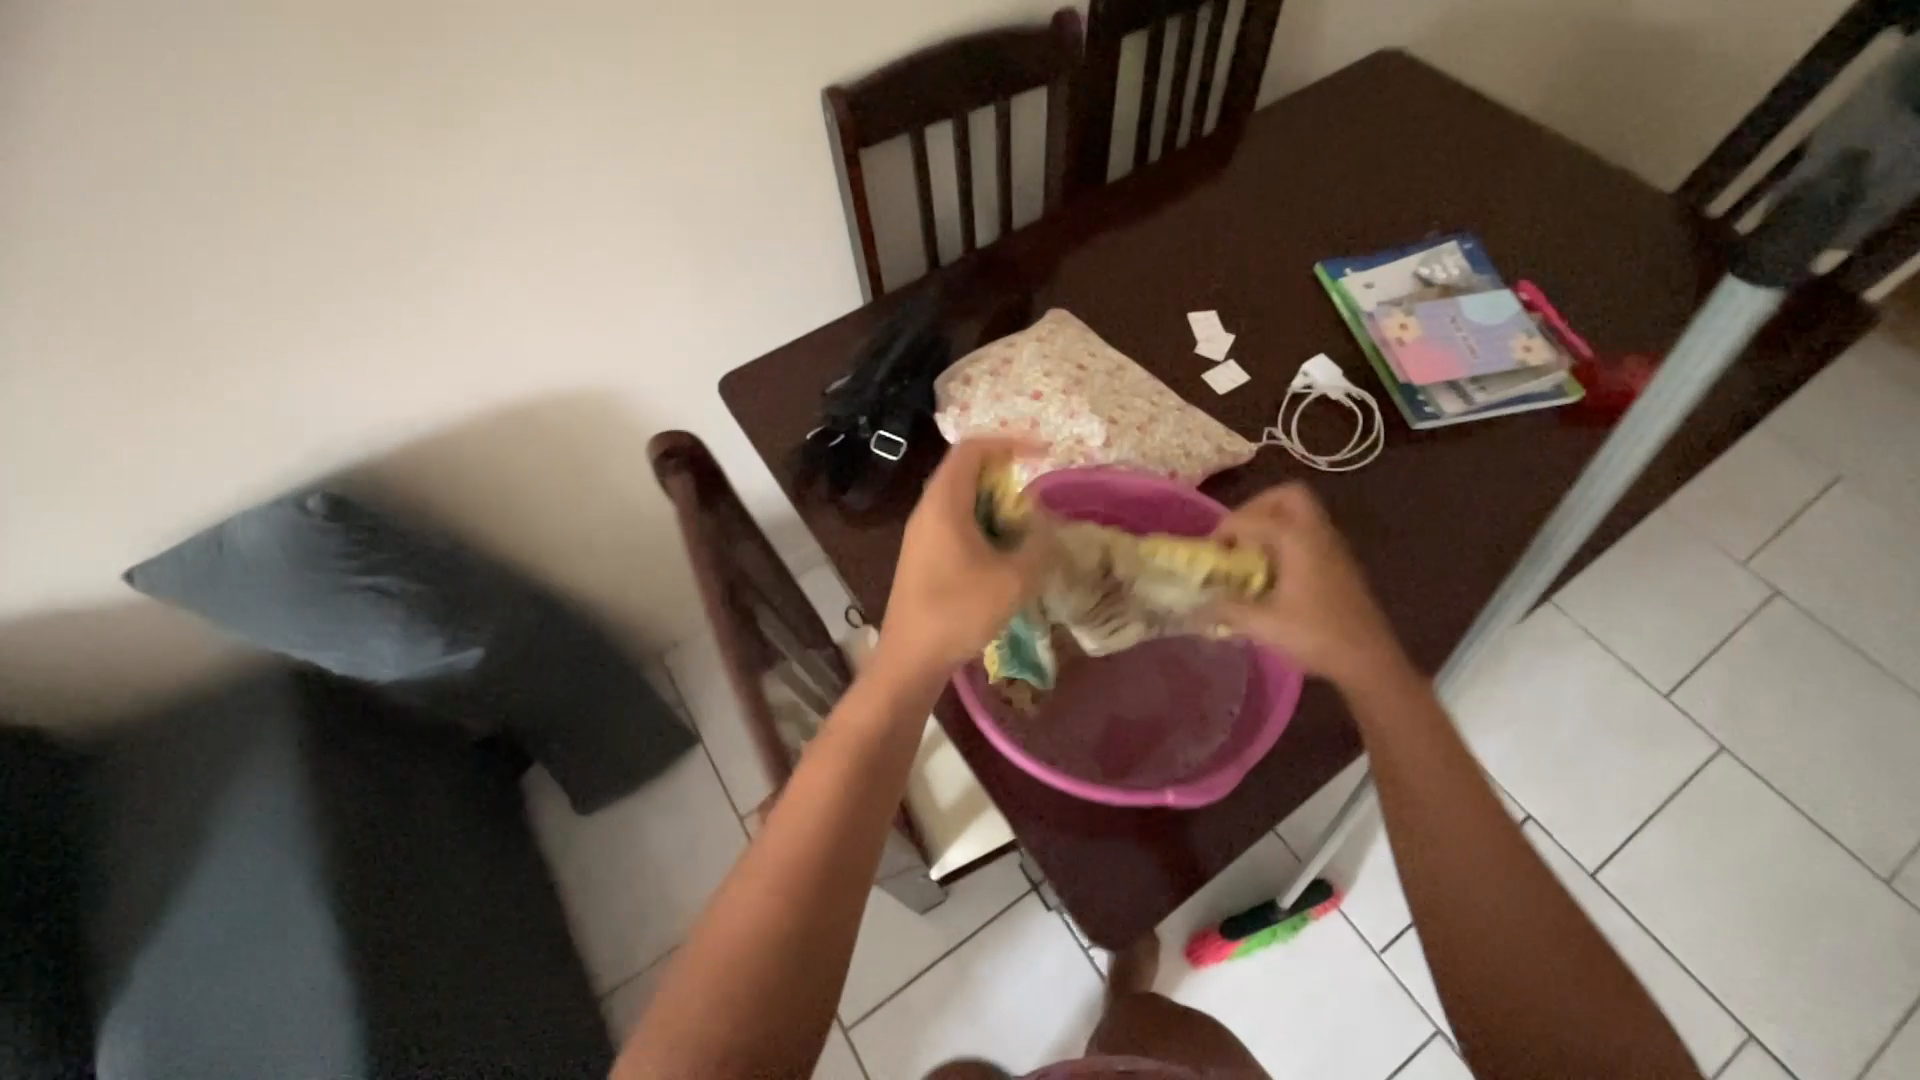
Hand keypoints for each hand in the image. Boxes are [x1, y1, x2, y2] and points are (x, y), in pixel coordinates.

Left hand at [876, 439, 1051, 680]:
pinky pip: (955, 525)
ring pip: (961, 501)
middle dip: (1005, 476)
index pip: (972, 448)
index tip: (1041, 454)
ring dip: (995, 505)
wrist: (911, 658)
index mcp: (944, 503)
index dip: (1008, 442)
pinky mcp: (923, 558)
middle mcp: (927, 511)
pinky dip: (983, 526)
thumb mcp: (1014, 579)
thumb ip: (1039, 544)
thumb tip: (1045, 522)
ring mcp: (921, 535)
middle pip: (965, 472)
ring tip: (1025, 525)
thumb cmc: (959, 612)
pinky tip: (1003, 554)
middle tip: (1036, 496)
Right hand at [1211, 483, 1411, 689]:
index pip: (1255, 517)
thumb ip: (1227, 610)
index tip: (1212, 550)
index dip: (1227, 528)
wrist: (1368, 659)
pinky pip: (1309, 535)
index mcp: (1298, 539)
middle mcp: (1318, 533)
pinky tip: (1273, 573)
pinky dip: (1287, 541)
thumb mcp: (1263, 624)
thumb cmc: (1316, 635)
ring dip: (1273, 524)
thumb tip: (1199, 606)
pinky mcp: (1340, 564)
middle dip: (1258, 507)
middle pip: (1288, 496)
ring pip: (1302, 515)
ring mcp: (1334, 547)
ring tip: (1250, 553)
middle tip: (1238, 534)